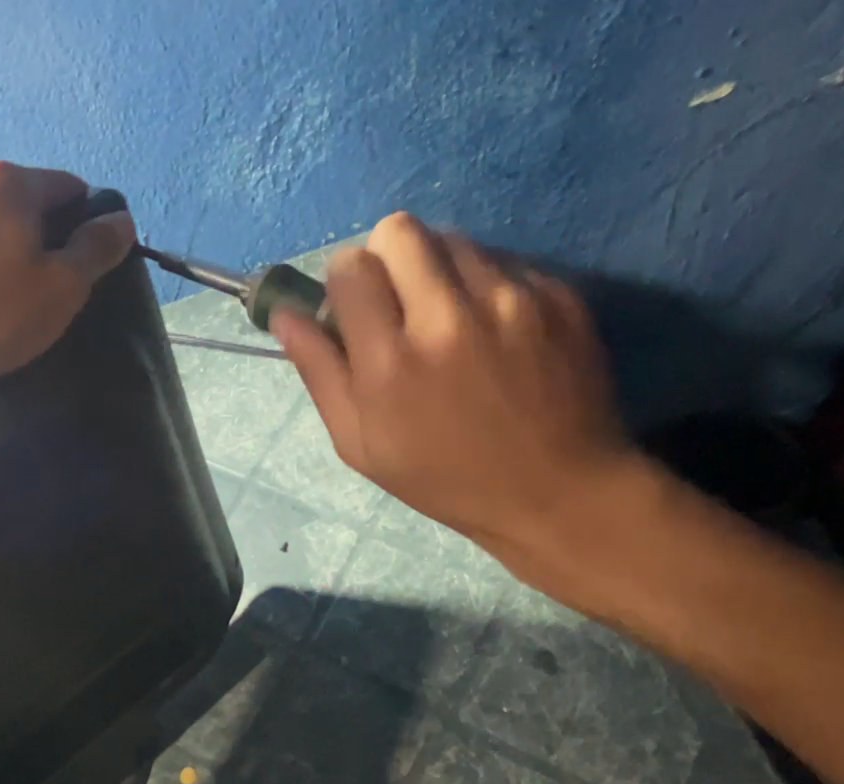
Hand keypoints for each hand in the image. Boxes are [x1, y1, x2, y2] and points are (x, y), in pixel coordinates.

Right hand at [271, 213, 635, 558]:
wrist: (557, 493)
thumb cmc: (443, 478)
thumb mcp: (360, 444)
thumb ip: (320, 372)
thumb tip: (285, 313)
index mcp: (391, 360)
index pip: (350, 265)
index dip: (345, 282)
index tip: (356, 310)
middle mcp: (449, 317)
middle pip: (399, 230)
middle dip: (386, 257)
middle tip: (397, 301)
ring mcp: (512, 301)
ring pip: (453, 239)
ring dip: (438, 268)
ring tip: (449, 319)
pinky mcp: (558, 295)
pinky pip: (504, 262)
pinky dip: (487, 286)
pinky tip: (496, 334)